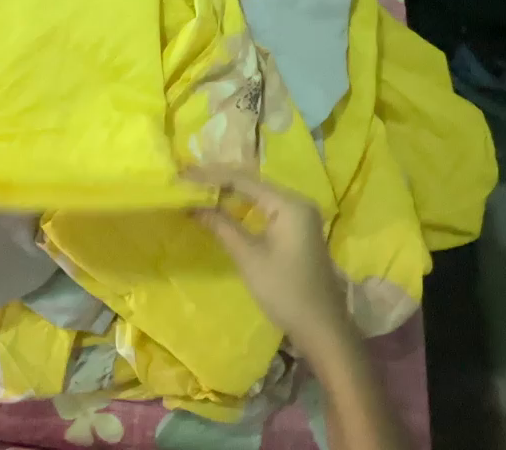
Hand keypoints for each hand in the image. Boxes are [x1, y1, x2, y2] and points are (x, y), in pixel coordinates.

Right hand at [188, 165, 351, 354]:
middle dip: (218, 180)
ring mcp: (299, 215)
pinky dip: (242, 205)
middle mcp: (297, 201)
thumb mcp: (249, 257)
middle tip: (187, 179)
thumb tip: (193, 205)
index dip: (210, 176)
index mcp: (289, 204)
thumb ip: (221, 225)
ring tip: (199, 189)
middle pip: (251, 182)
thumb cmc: (285, 292)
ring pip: (257, 194)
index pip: (243, 180)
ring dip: (229, 192)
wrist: (323, 330)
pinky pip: (265, 207)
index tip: (183, 175)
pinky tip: (223, 206)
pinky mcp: (297, 229)